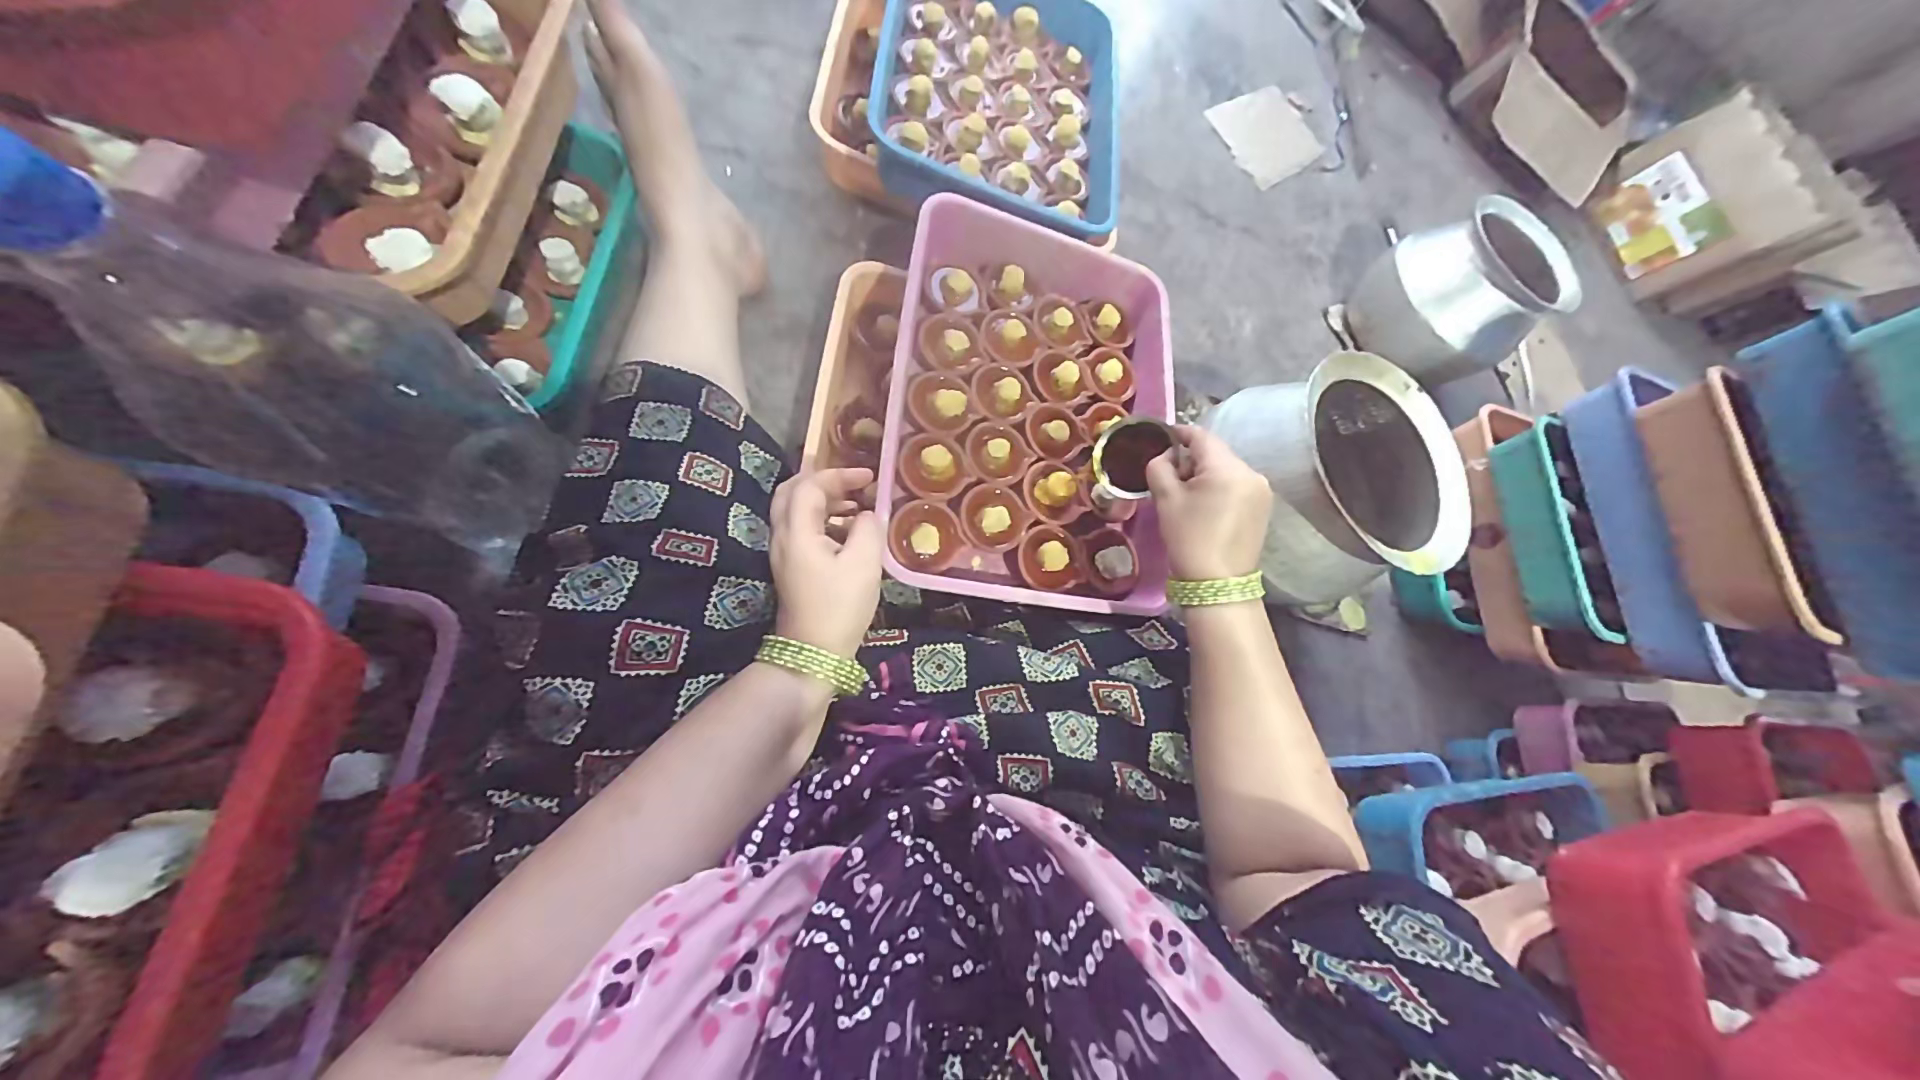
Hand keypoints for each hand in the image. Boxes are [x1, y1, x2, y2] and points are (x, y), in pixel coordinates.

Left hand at [769, 468, 881, 657]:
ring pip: (797, 511)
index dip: (839, 475)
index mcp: (796, 531)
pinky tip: (850, 533)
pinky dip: (824, 521)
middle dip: (825, 482)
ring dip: (825, 502)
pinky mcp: (791, 567)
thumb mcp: (864, 563)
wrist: (814, 653)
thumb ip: (868, 528)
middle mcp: (782, 536)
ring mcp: (784, 553)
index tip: (869, 478)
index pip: (810, 485)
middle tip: (855, 485)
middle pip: (793, 492)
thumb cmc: (840, 606)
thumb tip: (868, 514)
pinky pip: (803, 530)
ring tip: (858, 507)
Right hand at [1145, 426, 1271, 580]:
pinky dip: (1218, 489)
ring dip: (1204, 475)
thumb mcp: (1166, 499)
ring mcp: (1261, 491)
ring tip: (1185, 497)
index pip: (1201, 436)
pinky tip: (1204, 509)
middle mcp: (1251, 472)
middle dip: (1190, 459)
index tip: (1160, 440)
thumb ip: (1160, 467)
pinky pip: (1235, 486)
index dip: (1178, 434)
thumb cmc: (1189, 538)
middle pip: (1215, 453)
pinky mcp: (1262, 508)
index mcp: (1228, 468)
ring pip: (1225, 470)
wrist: (1217, 584)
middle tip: (1168, 478)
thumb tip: (1167, 457)